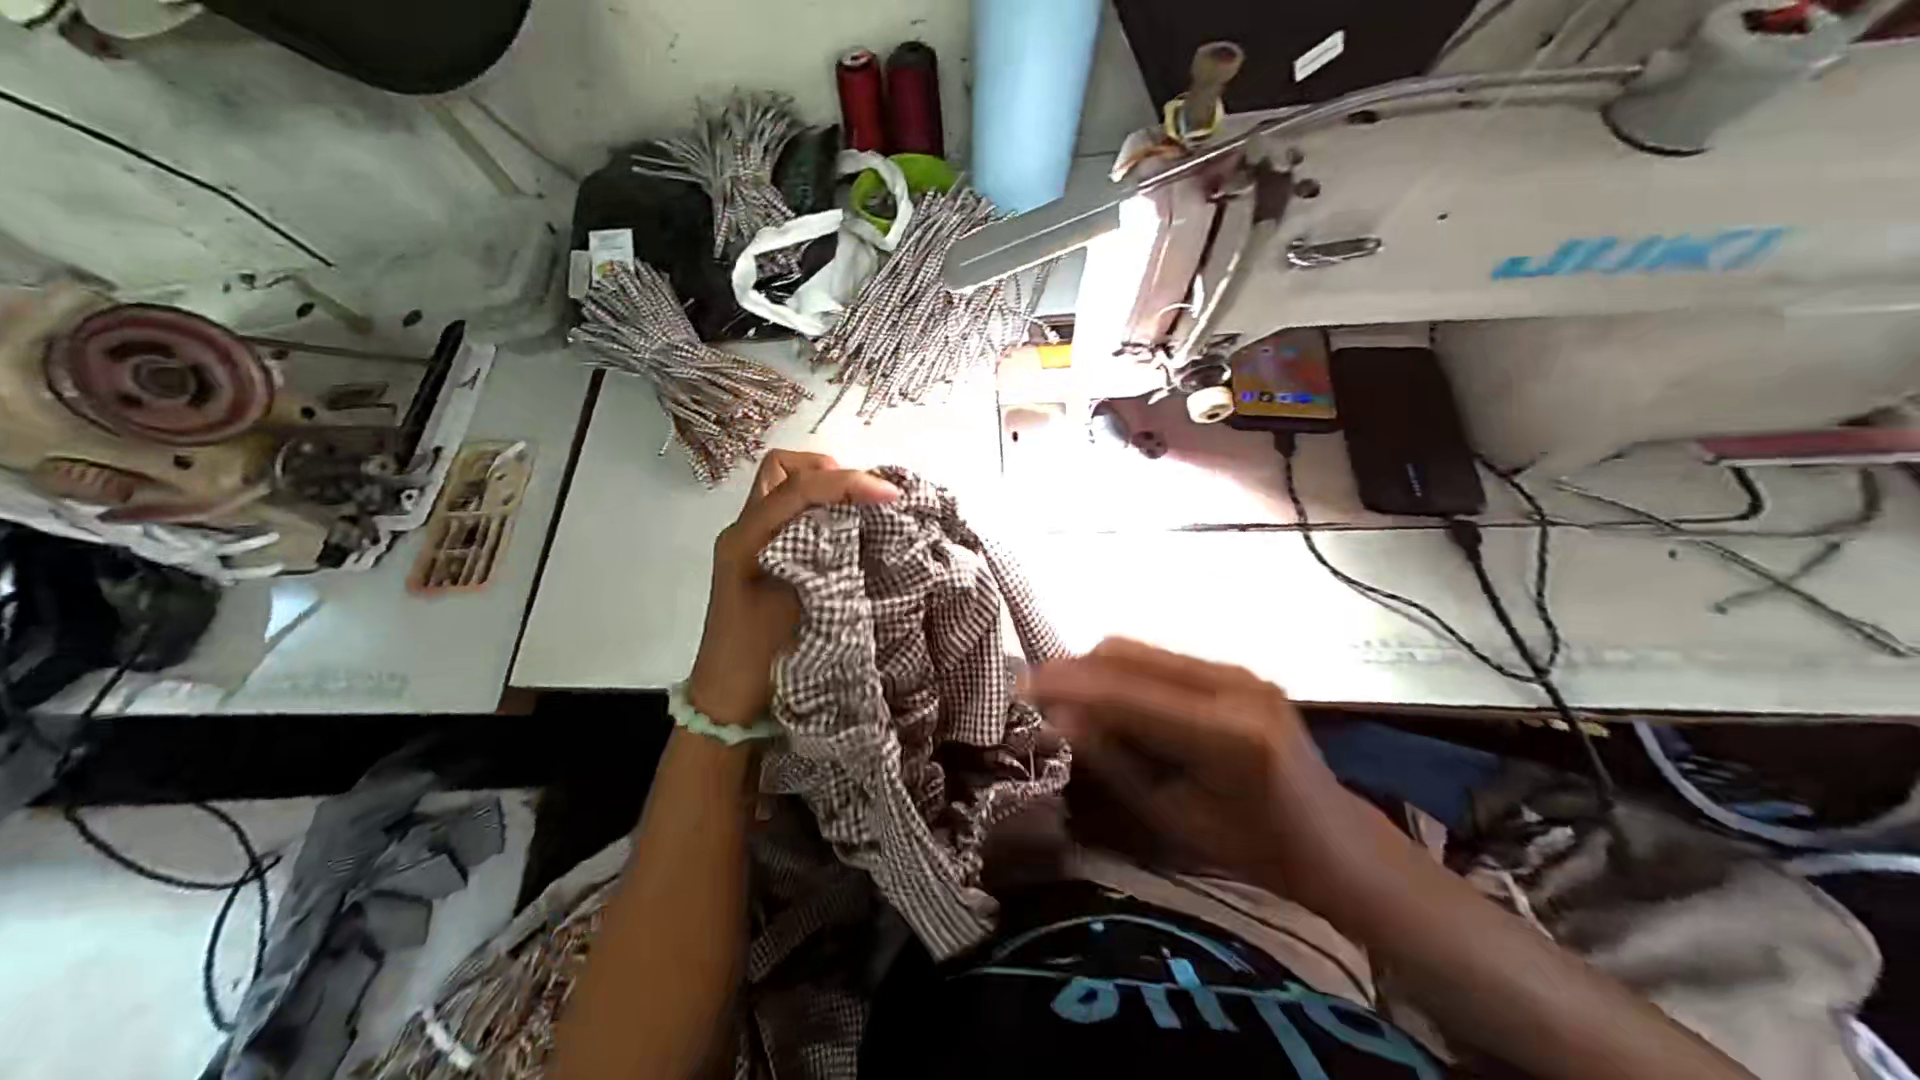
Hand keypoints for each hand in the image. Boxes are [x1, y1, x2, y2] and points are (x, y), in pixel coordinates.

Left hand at [685, 451, 899, 727]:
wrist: (729, 700)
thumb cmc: (761, 659)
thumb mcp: (801, 609)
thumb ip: (830, 561)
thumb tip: (866, 526)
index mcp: (747, 539)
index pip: (800, 488)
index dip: (849, 483)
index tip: (891, 495)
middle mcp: (743, 530)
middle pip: (782, 469)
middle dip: (827, 471)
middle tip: (866, 496)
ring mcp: (749, 543)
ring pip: (783, 488)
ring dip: (821, 488)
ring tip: (859, 511)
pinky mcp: (760, 557)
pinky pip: (788, 513)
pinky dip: (817, 510)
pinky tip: (844, 534)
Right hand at [1024, 638, 1349, 889]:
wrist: (1334, 840)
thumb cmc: (1253, 850)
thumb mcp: (1173, 817)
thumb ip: (1115, 761)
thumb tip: (1058, 718)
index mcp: (1228, 733)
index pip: (1128, 693)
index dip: (1068, 686)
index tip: (1021, 687)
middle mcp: (1235, 684)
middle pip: (1129, 655)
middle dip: (1075, 671)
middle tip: (1037, 696)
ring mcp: (1239, 669)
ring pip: (1141, 649)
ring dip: (1096, 669)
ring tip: (1067, 699)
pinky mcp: (1236, 668)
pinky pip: (1162, 658)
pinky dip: (1125, 672)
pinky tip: (1112, 699)